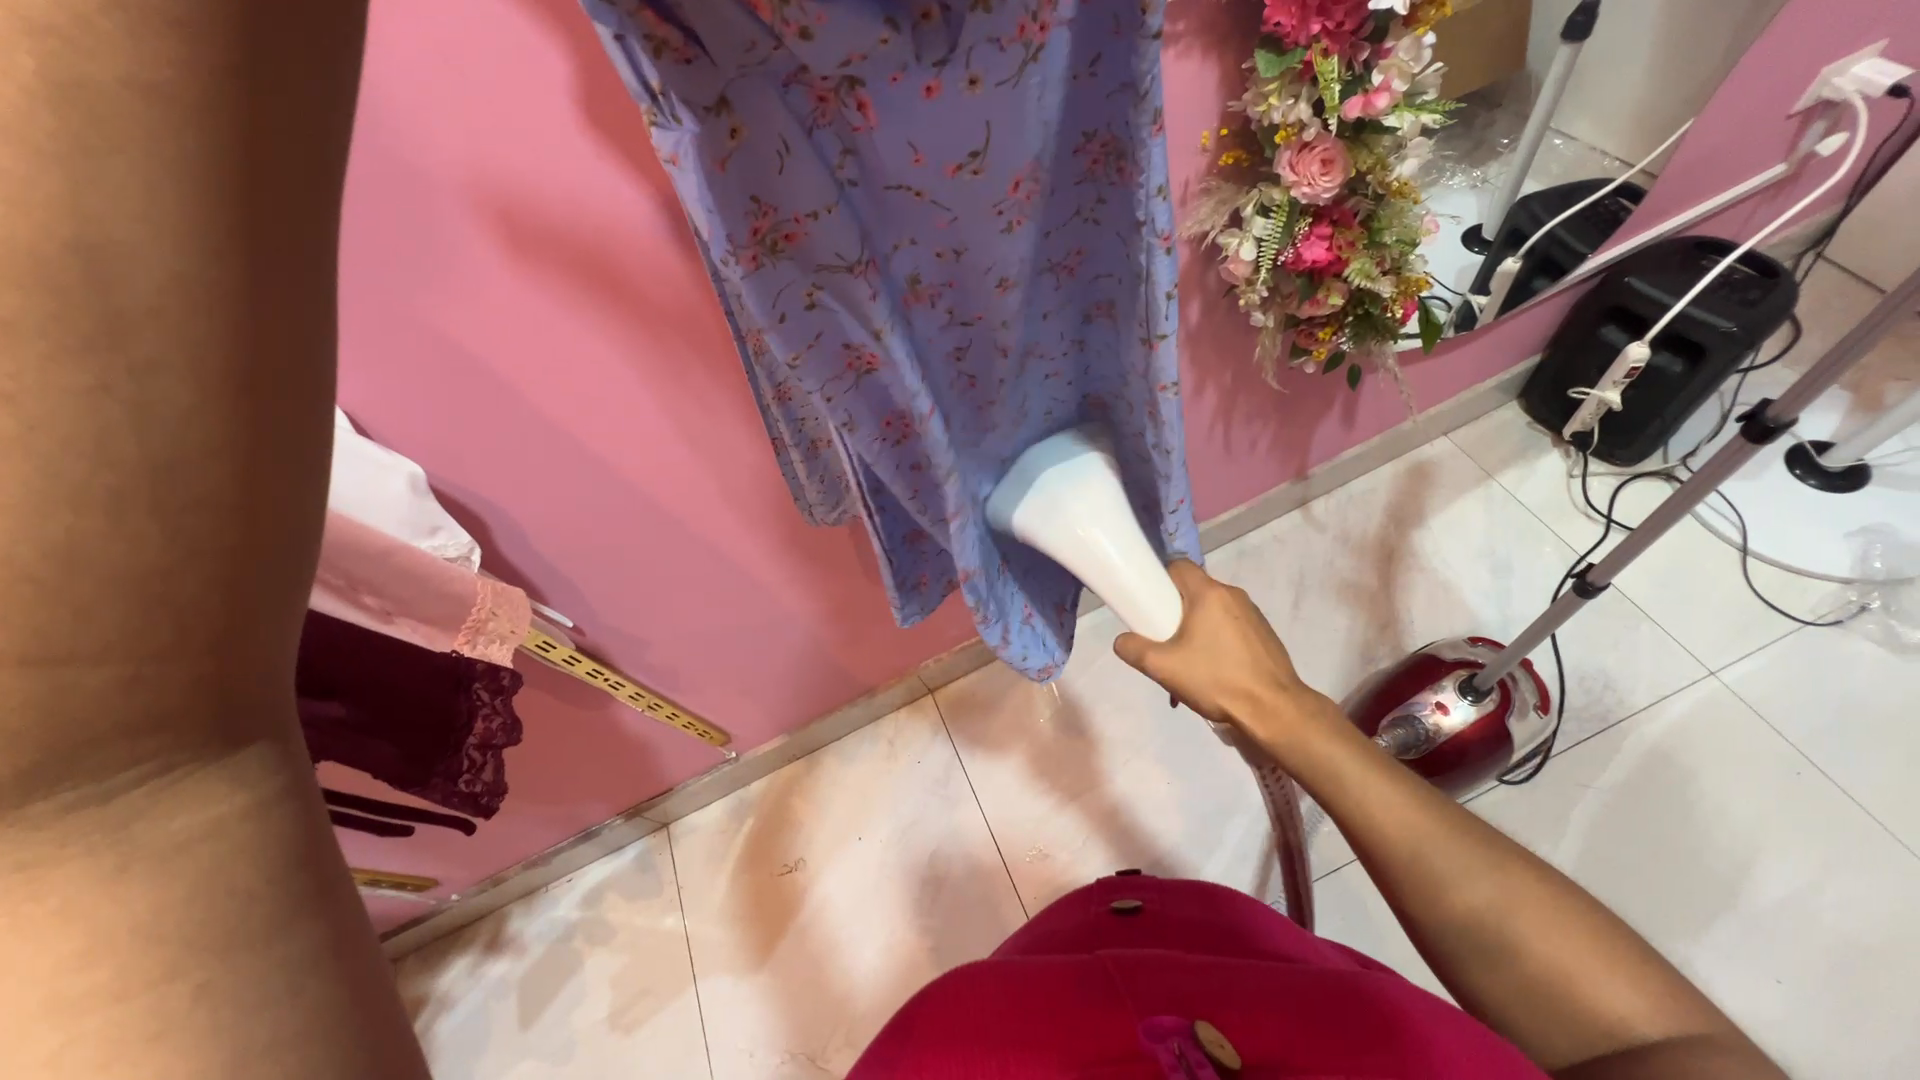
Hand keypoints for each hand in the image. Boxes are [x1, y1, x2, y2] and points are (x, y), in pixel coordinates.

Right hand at [1113, 560, 1324, 731]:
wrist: (1273, 710)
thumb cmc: (1216, 680)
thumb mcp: (1162, 667)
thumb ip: (1133, 649)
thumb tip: (1123, 641)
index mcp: (1209, 594)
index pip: (1178, 566)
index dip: (1159, 580)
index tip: (1150, 605)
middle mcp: (1234, 595)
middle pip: (1194, 591)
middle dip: (1175, 612)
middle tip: (1165, 642)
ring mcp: (1254, 615)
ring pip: (1213, 612)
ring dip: (1197, 631)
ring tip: (1190, 666)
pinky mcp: (1265, 635)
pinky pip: (1232, 628)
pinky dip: (1218, 643)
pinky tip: (1215, 674)